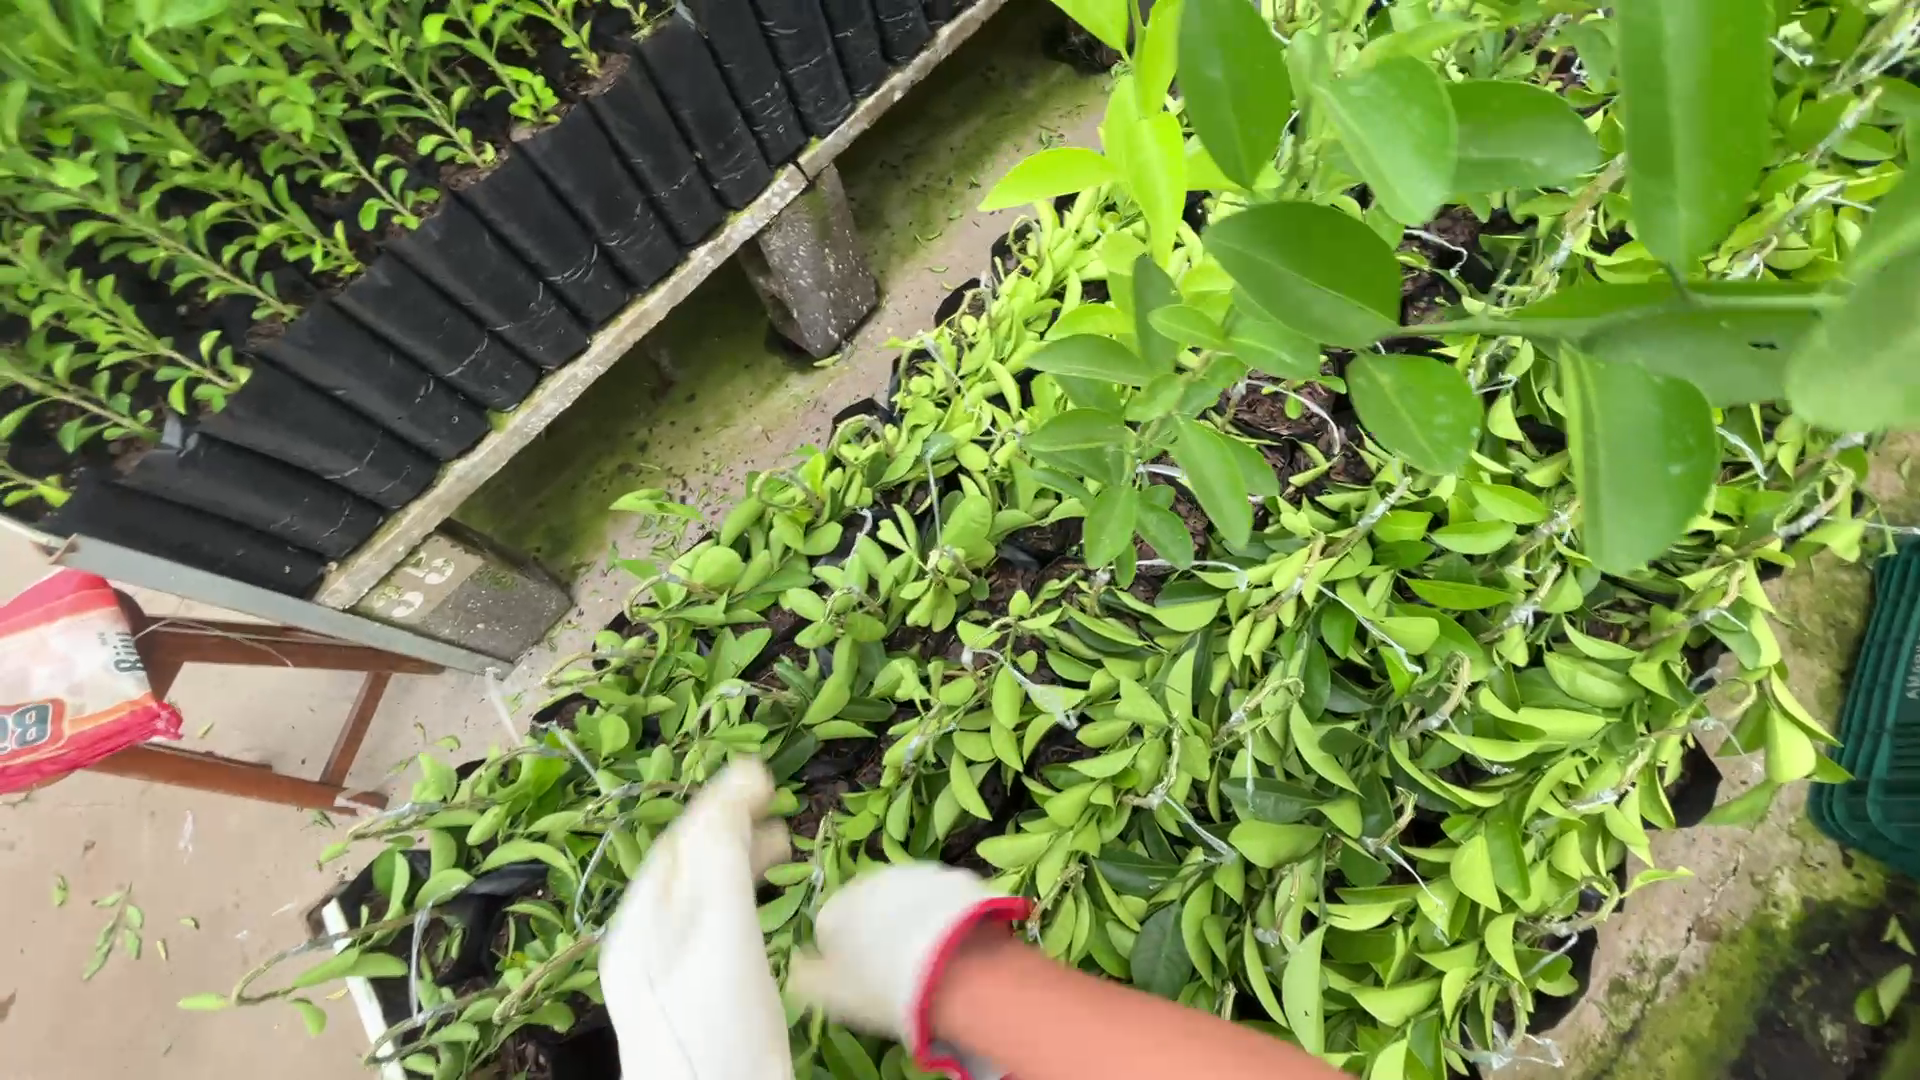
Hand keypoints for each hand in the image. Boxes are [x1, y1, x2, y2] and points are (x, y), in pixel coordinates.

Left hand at [600, 761, 793, 1079]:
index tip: (766, 774)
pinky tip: (769, 899)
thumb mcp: (723, 926)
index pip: (682, 836)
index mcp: (642, 919)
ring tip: (783, 842)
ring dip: (740, 855)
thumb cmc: (722, 1025)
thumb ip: (725, 850)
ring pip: (703, 890)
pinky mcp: (695, 994)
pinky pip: (714, 922)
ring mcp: (667, 971)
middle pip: (689, 860)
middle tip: (780, 804)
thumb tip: (742, 774)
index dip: (721, 799)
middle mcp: (645, 940)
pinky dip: (743, 895)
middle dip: (733, 824)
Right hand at [786, 863, 1029, 1079]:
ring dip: (905, 916)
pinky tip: (943, 939)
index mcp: (836, 909)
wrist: (949, 963)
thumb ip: (806, 978)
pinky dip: (935, 911)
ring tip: (918, 954)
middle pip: (865, 906)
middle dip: (873, 929)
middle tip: (887, 965)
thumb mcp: (833, 994)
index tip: (854, 975)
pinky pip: (934, 895)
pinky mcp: (946, 876)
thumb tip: (797, 966)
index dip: (840, 953)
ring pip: (902, 897)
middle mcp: (870, 881)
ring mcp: (911, 873)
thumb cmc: (882, 985)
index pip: (828, 926)